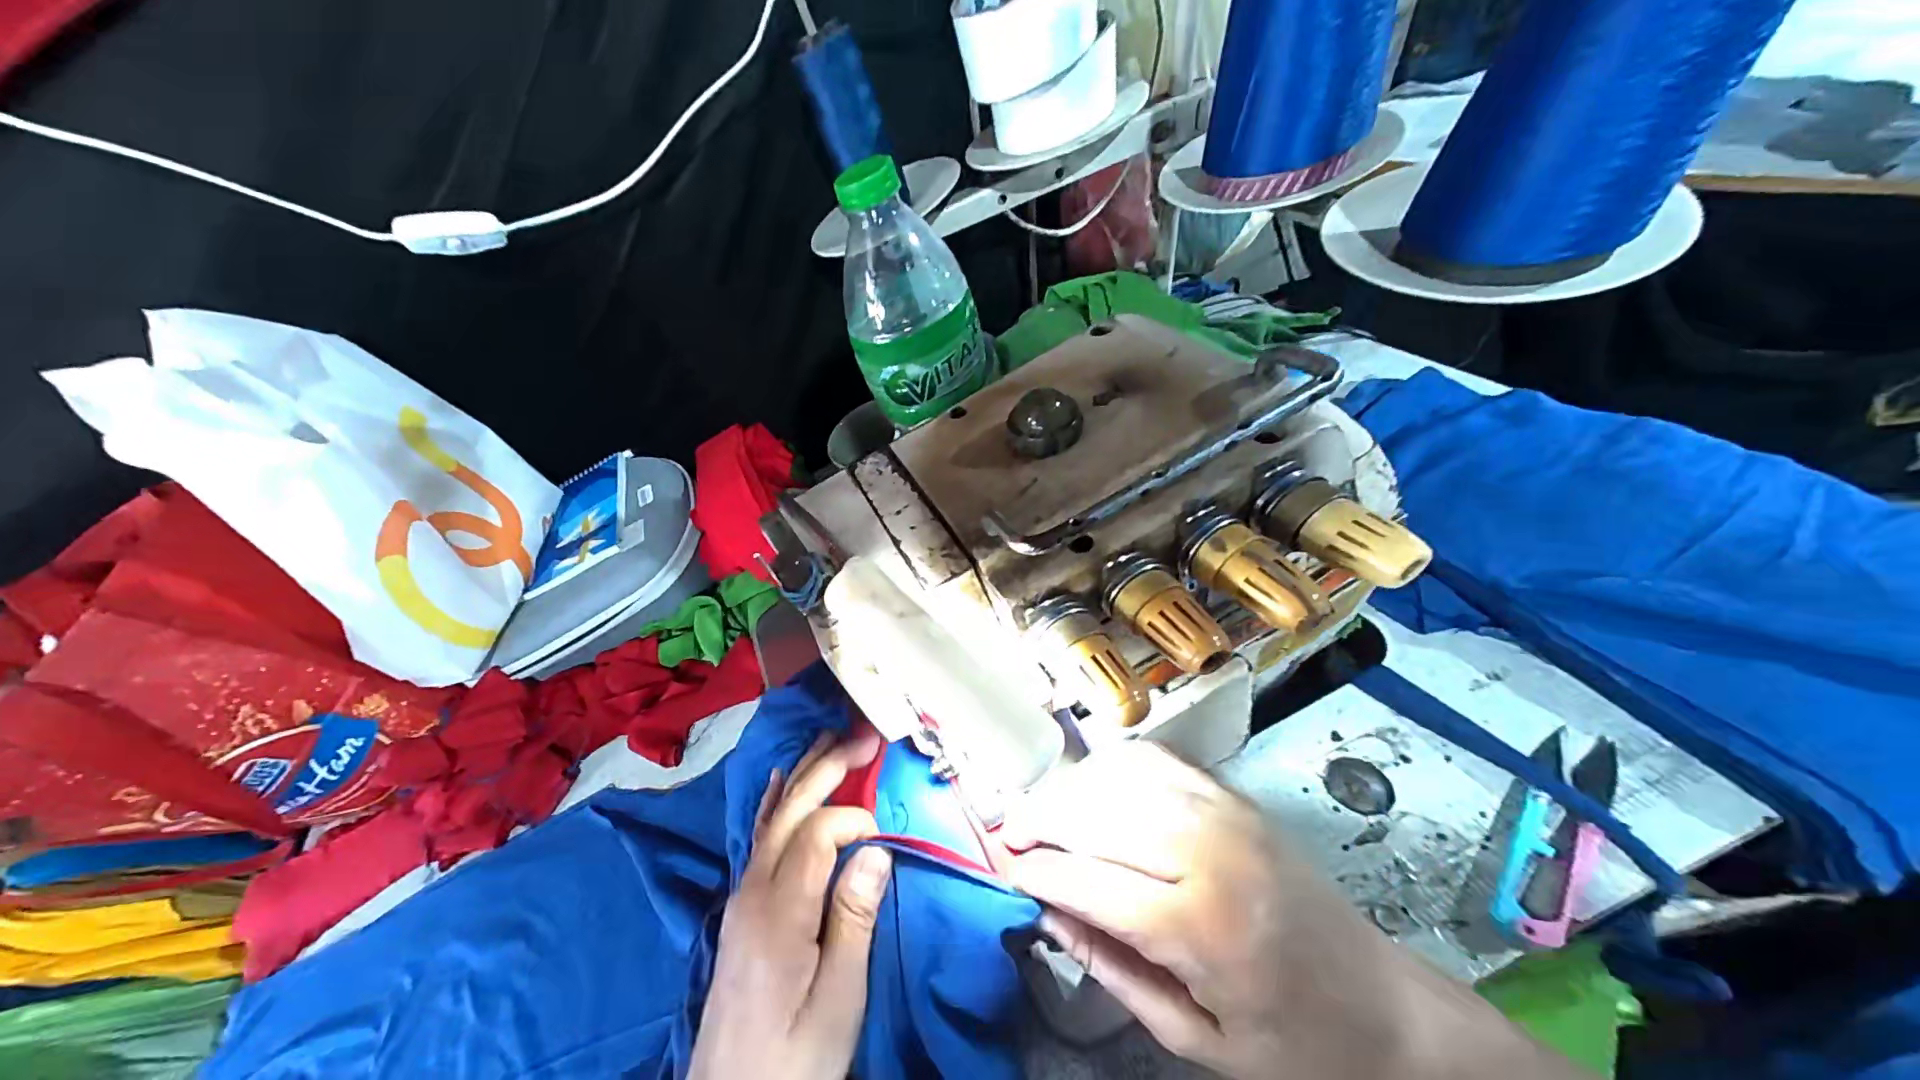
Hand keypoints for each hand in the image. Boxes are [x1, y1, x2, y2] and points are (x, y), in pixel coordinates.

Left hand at [689, 730, 894, 1079]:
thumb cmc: (794, 1057)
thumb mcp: (837, 1001)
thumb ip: (853, 919)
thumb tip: (876, 851)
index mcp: (780, 912)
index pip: (817, 833)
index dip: (853, 819)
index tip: (884, 839)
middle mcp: (753, 891)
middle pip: (790, 811)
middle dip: (826, 768)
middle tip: (862, 736)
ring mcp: (742, 897)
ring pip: (772, 818)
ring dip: (802, 775)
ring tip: (828, 740)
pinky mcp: (741, 909)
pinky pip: (759, 838)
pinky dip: (775, 803)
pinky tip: (780, 784)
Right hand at [1001, 742, 1578, 1079]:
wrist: (1385, 1006)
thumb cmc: (1290, 1042)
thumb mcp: (1195, 1040)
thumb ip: (1112, 971)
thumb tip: (1046, 912)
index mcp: (1202, 927)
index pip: (1088, 881)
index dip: (1035, 870)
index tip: (1000, 865)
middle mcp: (1208, 851)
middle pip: (1095, 812)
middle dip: (1039, 818)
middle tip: (1007, 832)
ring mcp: (1224, 811)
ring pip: (1119, 774)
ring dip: (1070, 788)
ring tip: (1043, 813)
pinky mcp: (1233, 795)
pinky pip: (1154, 759)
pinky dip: (1112, 767)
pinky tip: (1094, 790)